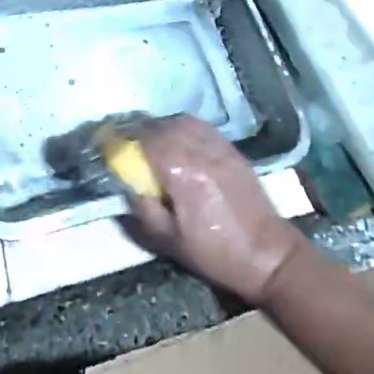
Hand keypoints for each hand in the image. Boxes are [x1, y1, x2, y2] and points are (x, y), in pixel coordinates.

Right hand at [125, 116, 310, 302]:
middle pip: (163, 125)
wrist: (266, 252)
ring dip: (162, 126)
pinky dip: (183, 128)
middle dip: (140, 130)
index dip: (123, 138)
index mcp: (182, 171)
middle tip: (126, 142)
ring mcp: (220, 146)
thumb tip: (127, 185)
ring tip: (150, 141)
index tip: (107, 142)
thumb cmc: (214, 252)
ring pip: (183, 121)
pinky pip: (202, 127)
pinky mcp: (233, 149)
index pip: (145, 140)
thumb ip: (143, 209)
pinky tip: (178, 142)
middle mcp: (200, 150)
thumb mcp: (168, 240)